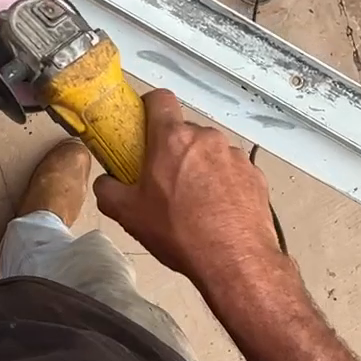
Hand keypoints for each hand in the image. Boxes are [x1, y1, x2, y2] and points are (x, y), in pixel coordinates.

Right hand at [93, 89, 281, 289]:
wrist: (235, 262)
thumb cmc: (179, 233)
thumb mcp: (128, 214)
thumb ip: (107, 190)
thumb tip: (105, 183)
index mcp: (172, 139)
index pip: (159, 99)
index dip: (149, 107)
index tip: (143, 127)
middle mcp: (206, 138)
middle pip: (184, 131)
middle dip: (173, 149)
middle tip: (164, 180)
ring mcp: (234, 156)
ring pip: (209, 151)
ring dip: (199, 167)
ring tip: (194, 202)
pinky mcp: (255, 176)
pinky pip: (232, 170)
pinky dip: (223, 183)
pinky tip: (218, 211)